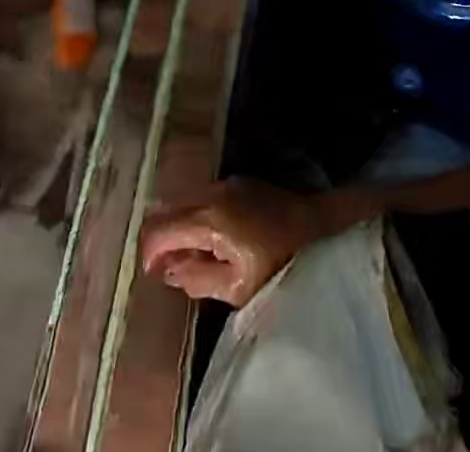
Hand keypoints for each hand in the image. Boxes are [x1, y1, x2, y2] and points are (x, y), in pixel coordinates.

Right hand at [139, 178, 345, 306]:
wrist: (320, 227)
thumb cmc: (280, 264)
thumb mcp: (237, 287)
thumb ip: (196, 279)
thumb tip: (169, 270)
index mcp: (209, 219)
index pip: (158, 230)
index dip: (149, 254)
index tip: (154, 274)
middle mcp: (212, 192)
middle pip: (166, 211)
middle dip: (162, 241)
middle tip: (172, 268)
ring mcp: (226, 183)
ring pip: (185, 202)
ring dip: (180, 227)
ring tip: (195, 255)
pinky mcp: (239, 181)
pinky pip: (205, 196)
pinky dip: (198, 216)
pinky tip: (214, 237)